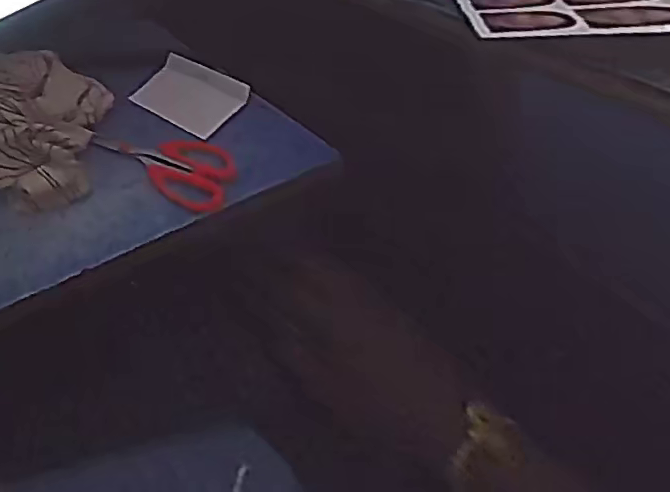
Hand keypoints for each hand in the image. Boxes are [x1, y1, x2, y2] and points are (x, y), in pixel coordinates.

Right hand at [246, 251, 472, 467]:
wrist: (455, 423)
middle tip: (236, 245)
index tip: (214, 257)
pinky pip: (336, 268)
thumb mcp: (322, 385)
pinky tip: (308, 266)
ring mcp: (362, 293)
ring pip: (313, 259)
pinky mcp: (381, 301)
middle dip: (260, 248)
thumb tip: (252, 311)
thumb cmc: (378, 410)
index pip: (263, 277)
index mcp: (314, 310)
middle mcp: (335, 291)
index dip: (236, 266)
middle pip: (288, 257)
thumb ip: (284, 345)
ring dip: (286, 250)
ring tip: (265, 248)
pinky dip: (314, 261)